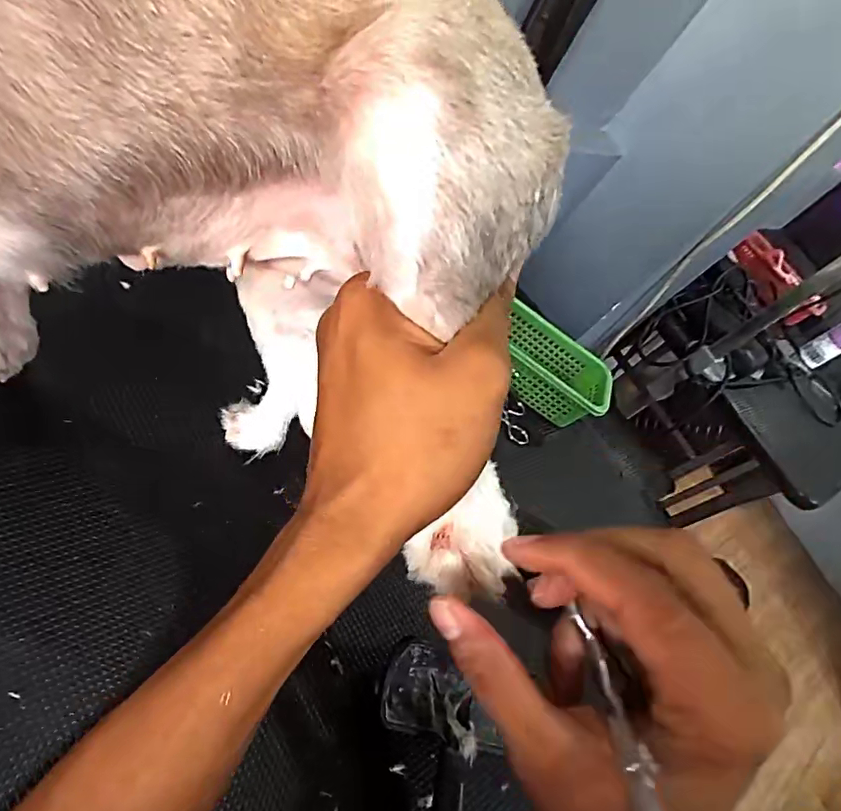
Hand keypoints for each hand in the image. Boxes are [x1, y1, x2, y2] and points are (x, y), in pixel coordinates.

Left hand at [300, 274, 513, 553]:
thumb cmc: (416, 450)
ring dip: (443, 357)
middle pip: (424, 299)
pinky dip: (421, 378)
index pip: (438, 257)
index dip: (480, 278)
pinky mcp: (344, 390)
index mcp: (366, 296)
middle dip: (460, 326)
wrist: (357, 523)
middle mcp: (342, 317)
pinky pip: (394, 366)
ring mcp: (338, 357)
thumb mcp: (479, 376)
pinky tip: (436, 407)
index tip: (502, 311)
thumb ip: (494, 315)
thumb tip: (497, 279)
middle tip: (483, 362)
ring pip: (412, 336)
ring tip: (461, 390)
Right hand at [429, 529, 788, 810]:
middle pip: (675, 561)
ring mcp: (755, 659)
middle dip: (593, 554)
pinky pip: (676, 589)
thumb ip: (494, 674)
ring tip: (557, 614)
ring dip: (606, 572)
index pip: (651, 601)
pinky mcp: (738, 655)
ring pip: (678, 566)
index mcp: (718, 708)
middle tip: (536, 583)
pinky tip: (590, 636)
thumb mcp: (541, 752)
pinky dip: (621, 594)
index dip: (578, 561)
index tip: (515, 551)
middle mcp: (755, 672)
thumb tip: (444, 607)